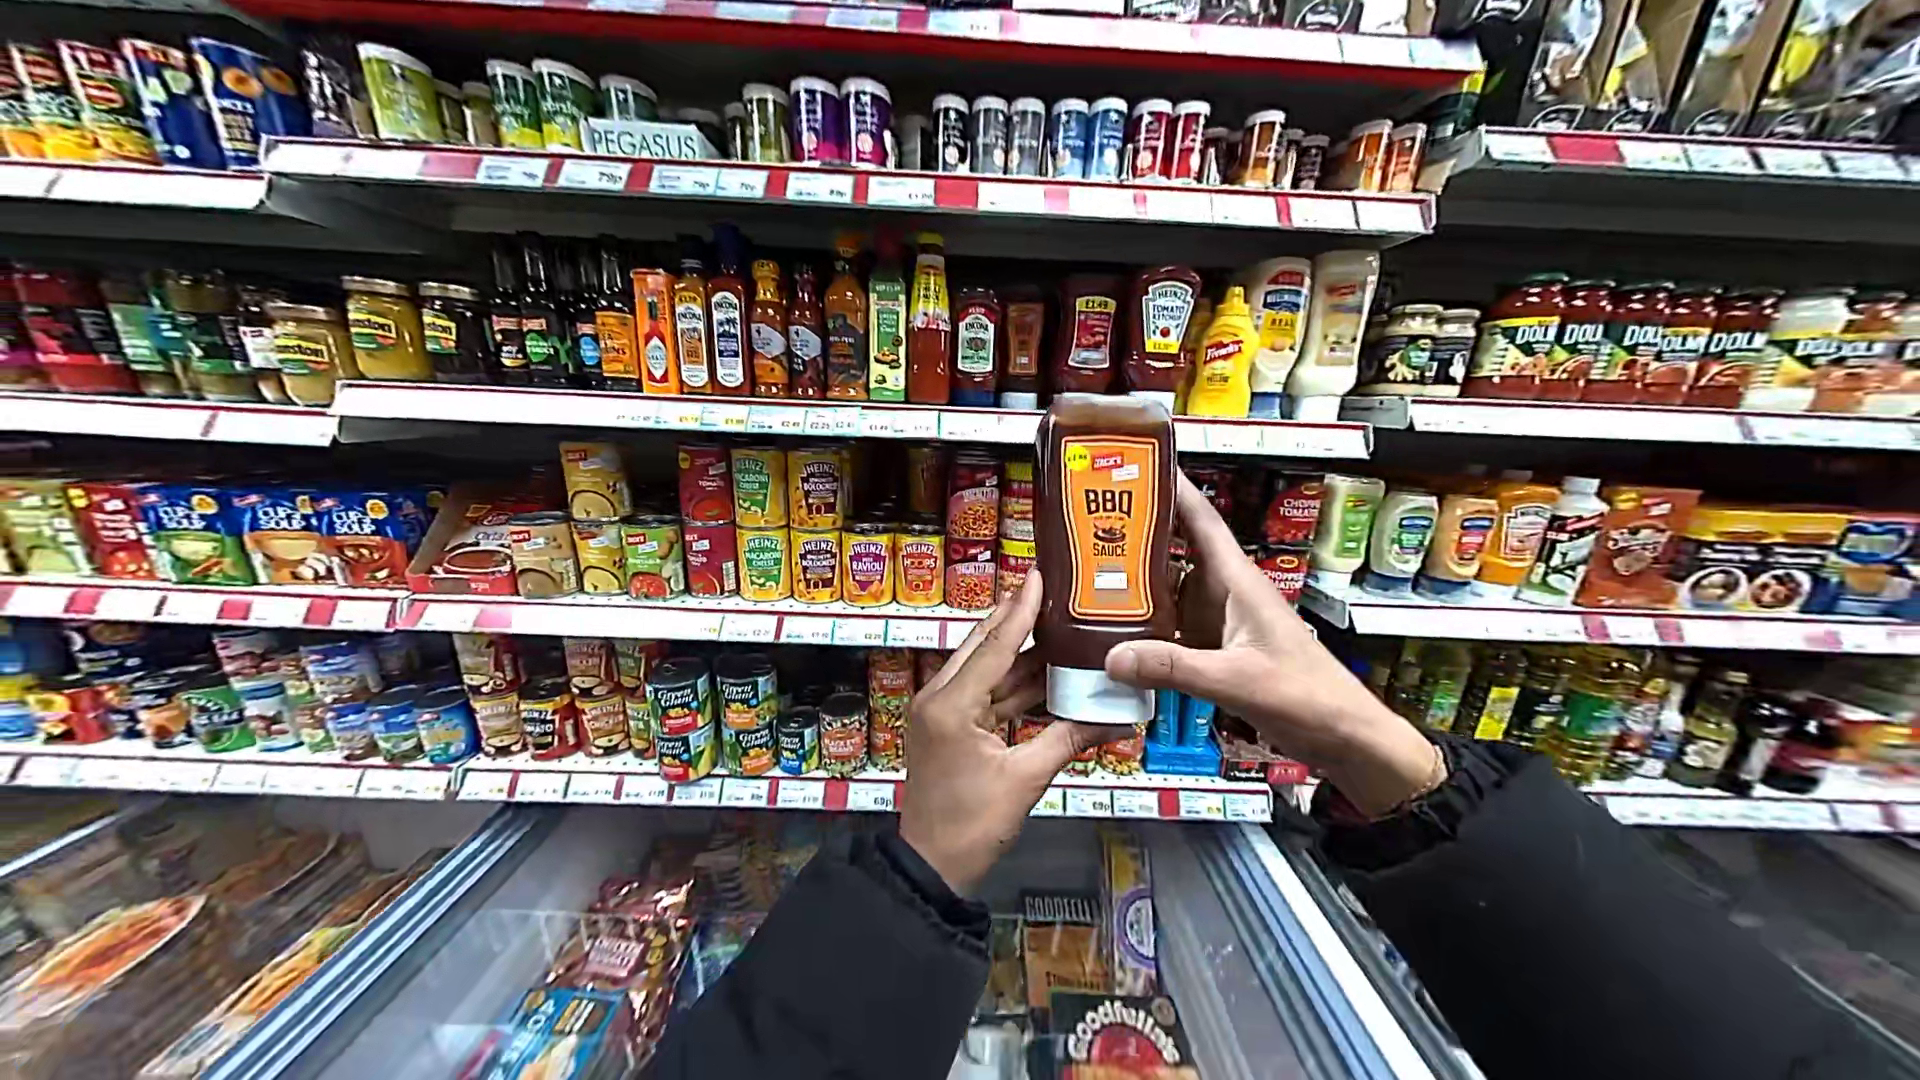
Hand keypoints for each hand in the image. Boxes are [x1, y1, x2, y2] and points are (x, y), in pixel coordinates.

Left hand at [901, 569, 1106, 893]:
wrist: (931, 866)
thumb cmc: (973, 825)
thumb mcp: (1025, 780)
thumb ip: (1068, 740)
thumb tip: (1118, 720)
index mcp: (952, 704)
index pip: (994, 646)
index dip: (1020, 611)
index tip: (1037, 576)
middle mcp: (940, 696)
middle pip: (984, 647)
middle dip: (1016, 620)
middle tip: (1048, 592)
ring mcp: (943, 710)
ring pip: (986, 670)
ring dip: (1019, 654)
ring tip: (1056, 627)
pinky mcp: (951, 725)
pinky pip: (986, 694)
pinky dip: (1014, 685)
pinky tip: (1044, 671)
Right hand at [1103, 473, 1439, 815]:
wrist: (1342, 737)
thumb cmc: (1306, 695)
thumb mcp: (1237, 679)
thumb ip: (1175, 668)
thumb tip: (1110, 657)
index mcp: (1236, 580)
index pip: (1201, 521)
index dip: (1173, 488)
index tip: (1137, 465)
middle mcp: (1221, 591)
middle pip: (1173, 549)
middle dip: (1135, 532)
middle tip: (1086, 522)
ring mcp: (1214, 619)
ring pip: (1165, 588)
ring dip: (1131, 580)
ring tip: (1083, 570)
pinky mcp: (1210, 645)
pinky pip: (1167, 624)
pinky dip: (1140, 621)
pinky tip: (1109, 628)